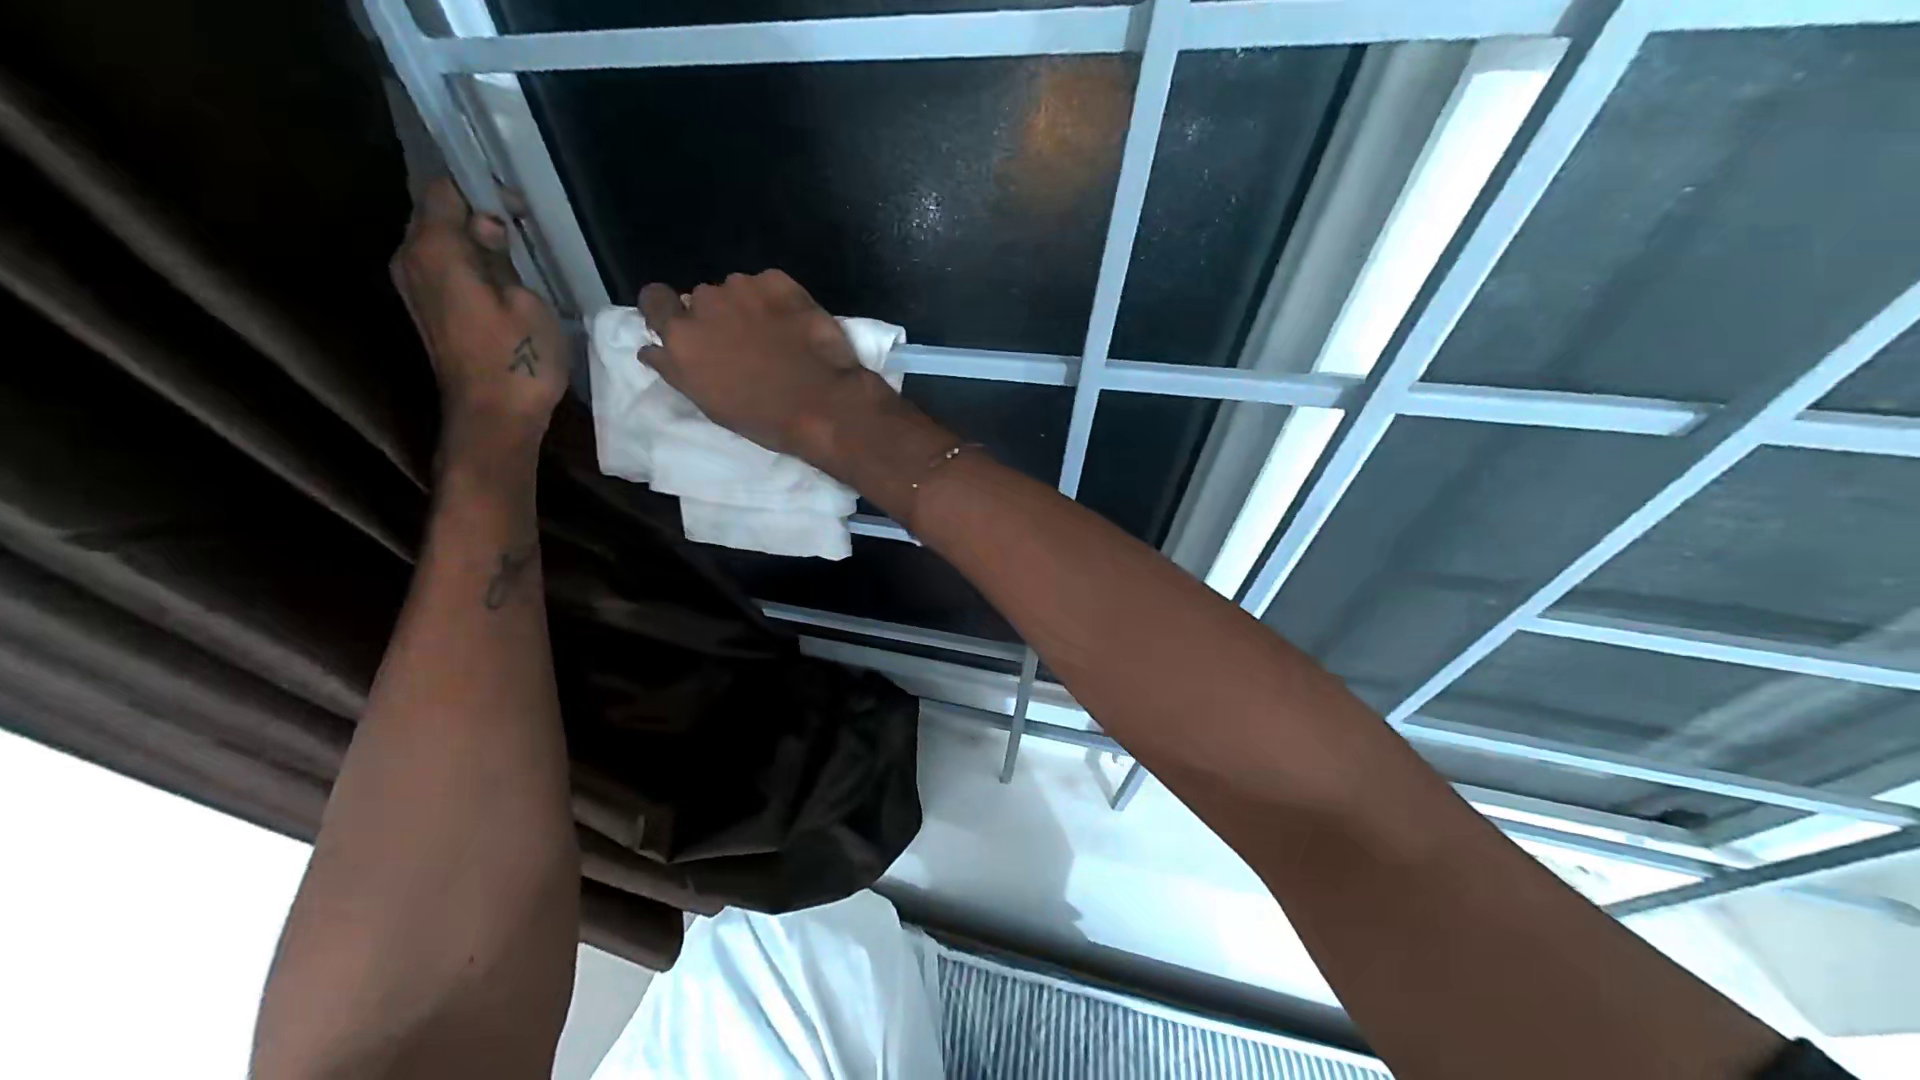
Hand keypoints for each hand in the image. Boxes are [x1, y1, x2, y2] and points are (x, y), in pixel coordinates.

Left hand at [391, 178, 568, 466]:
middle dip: (477, 213)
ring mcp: (413, 287)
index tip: (517, 204)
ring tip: (517, 254)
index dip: (480, 188)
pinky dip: (469, 264)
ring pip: (440, 242)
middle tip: (523, 227)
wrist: (493, 417)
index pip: (444, 191)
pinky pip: (443, 269)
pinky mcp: (427, 310)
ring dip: (474, 241)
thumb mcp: (527, 301)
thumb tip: (487, 229)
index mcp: (434, 249)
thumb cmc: (517, 359)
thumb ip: (501, 256)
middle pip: (436, 215)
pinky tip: (502, 280)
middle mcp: (411, 260)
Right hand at [636, 271, 894, 467]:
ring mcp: (743, 287)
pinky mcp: (778, 281)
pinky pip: (769, 286)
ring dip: (748, 307)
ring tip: (775, 338)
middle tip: (743, 345)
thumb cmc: (763, 416)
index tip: (685, 324)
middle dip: (717, 317)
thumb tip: (652, 348)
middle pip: (702, 300)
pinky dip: (777, 301)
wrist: (824, 403)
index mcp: (681, 336)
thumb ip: (675, 368)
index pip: (654, 299)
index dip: (667, 309)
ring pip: (736, 291)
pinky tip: (795, 326)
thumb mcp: (708, 402)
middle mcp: (705, 302)